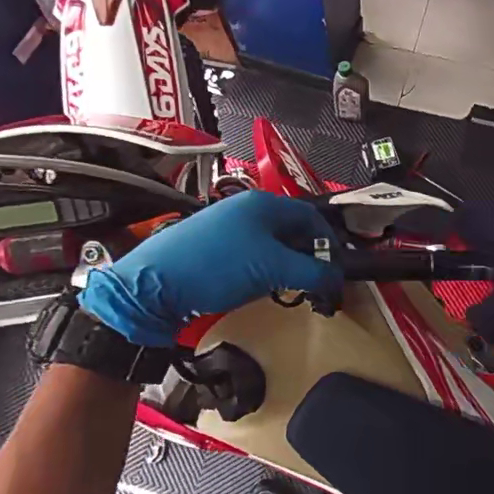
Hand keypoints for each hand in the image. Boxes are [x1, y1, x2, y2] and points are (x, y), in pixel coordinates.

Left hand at [79, 191, 340, 346]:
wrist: (156, 286)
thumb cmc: (214, 268)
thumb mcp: (273, 268)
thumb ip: (312, 271)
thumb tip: (336, 279)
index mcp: (262, 204)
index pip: (311, 217)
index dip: (329, 242)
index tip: (338, 268)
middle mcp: (246, 211)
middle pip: (292, 231)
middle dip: (310, 256)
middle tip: (319, 282)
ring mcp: (228, 231)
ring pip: (273, 246)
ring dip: (288, 267)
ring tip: (295, 288)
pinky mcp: (215, 253)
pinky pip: (253, 258)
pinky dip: (267, 272)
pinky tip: (265, 289)